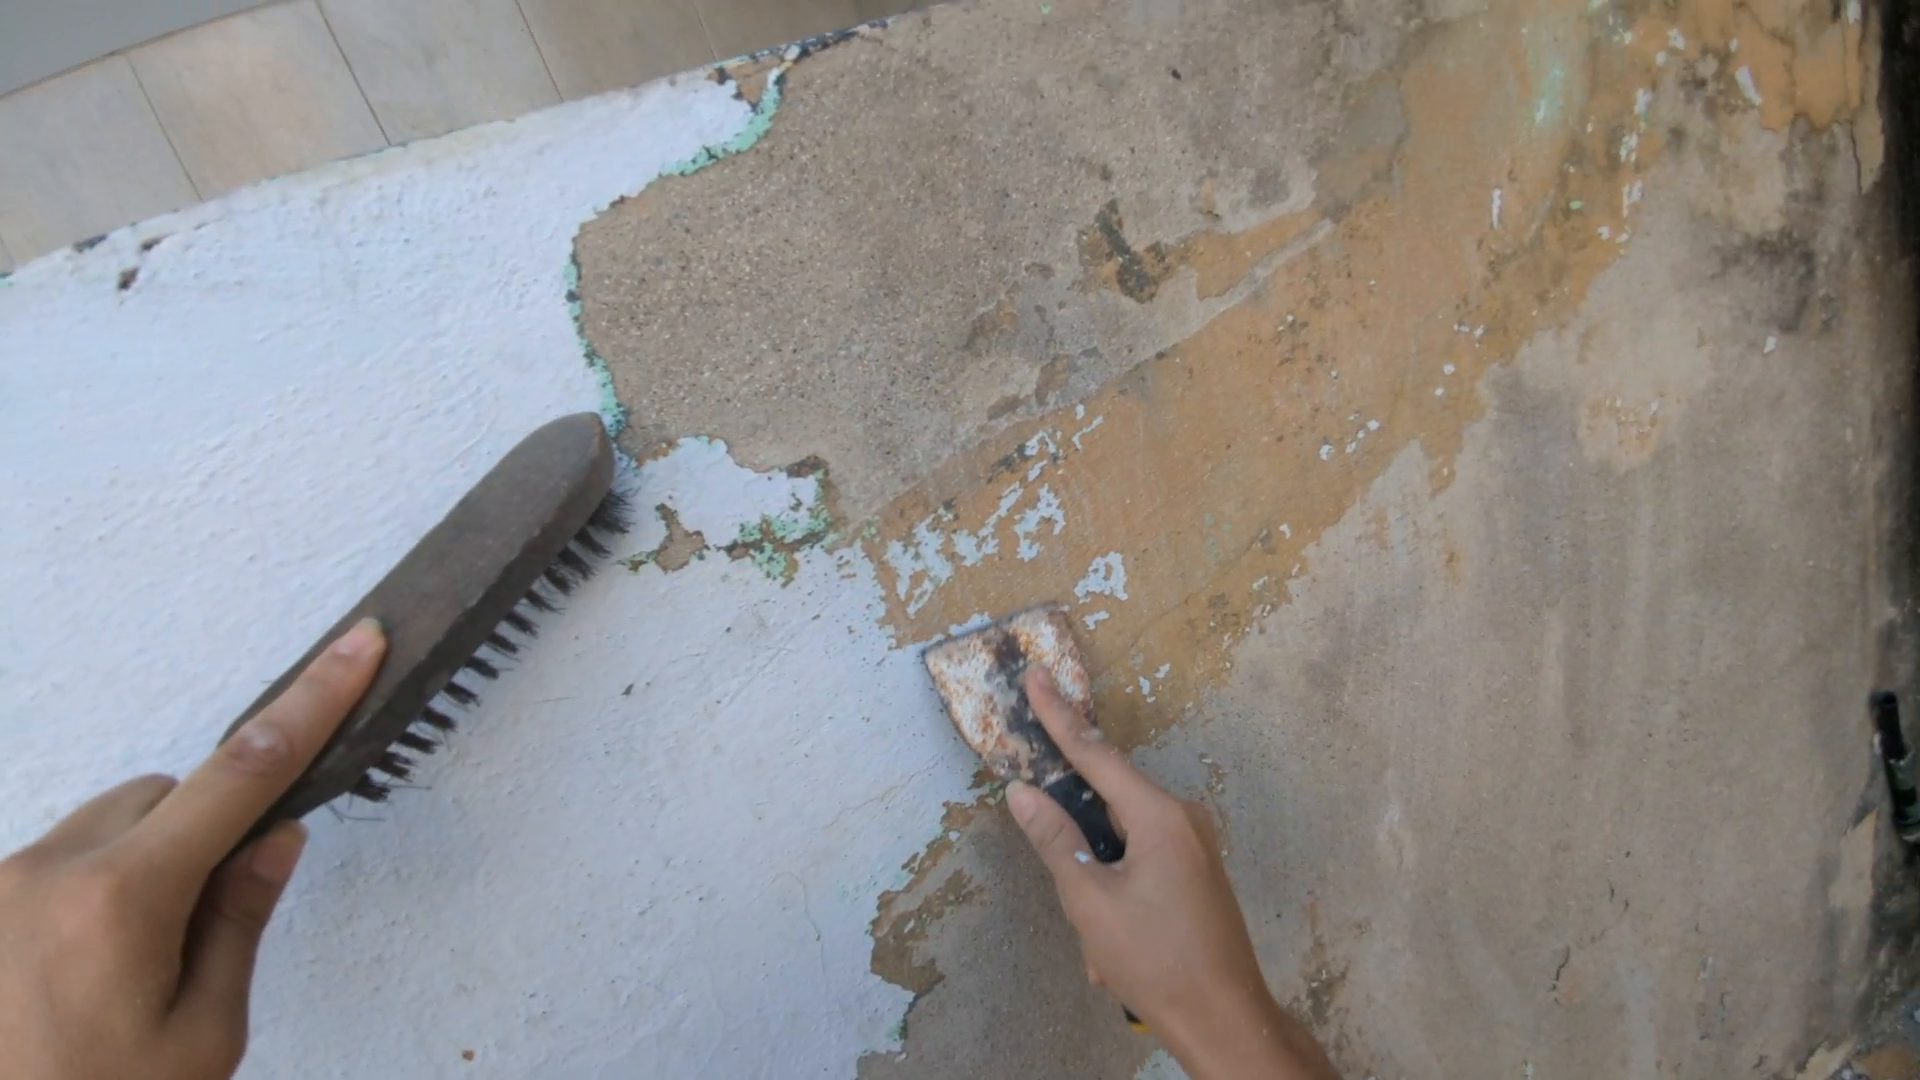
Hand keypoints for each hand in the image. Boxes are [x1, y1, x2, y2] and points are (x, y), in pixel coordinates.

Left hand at [0, 619, 385, 1079]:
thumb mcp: (199, 1032)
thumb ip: (238, 920)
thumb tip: (274, 837)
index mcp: (120, 901)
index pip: (248, 769)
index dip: (316, 698)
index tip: (360, 643)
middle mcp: (34, 880)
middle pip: (164, 793)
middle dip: (201, 825)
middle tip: (196, 916)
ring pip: (102, 828)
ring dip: (137, 860)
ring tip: (113, 963)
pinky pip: (46, 866)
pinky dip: (81, 890)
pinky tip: (57, 972)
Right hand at [1007, 667, 1337, 1079]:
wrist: (1227, 1023)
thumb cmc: (1155, 958)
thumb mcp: (1090, 900)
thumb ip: (1055, 839)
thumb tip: (1021, 792)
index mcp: (1158, 814)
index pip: (1095, 753)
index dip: (1059, 715)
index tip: (1036, 676)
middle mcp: (1181, 816)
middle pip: (1107, 802)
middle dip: (1079, 848)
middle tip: (1074, 893)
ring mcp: (1193, 843)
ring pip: (1120, 840)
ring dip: (1099, 883)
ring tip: (1101, 945)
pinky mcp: (1196, 868)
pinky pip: (1141, 860)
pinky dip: (1119, 892)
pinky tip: (1116, 948)